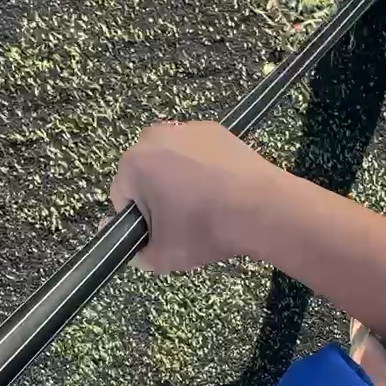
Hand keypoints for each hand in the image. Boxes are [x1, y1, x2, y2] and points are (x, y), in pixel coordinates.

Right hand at [107, 120, 282, 271]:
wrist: (263, 209)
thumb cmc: (207, 229)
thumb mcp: (163, 256)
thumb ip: (136, 253)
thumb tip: (129, 246)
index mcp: (134, 163)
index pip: (122, 196)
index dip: (138, 220)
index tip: (160, 233)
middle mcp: (156, 136)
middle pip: (147, 175)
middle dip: (159, 198)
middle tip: (183, 225)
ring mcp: (188, 129)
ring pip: (173, 163)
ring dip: (181, 183)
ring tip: (206, 210)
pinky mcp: (216, 130)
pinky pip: (198, 154)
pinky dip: (204, 170)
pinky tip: (221, 192)